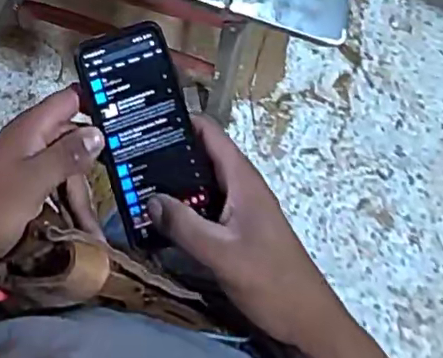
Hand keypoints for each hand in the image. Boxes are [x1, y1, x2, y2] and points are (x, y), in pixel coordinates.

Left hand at [0, 87, 102, 260]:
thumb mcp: (35, 181)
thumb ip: (67, 155)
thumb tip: (98, 133)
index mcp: (34, 127)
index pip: (71, 99)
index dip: (95, 102)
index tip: (122, 118)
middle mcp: (32, 138)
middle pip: (73, 139)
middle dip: (91, 167)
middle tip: (109, 194)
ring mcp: (26, 162)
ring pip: (65, 168)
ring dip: (78, 196)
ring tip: (90, 232)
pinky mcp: (22, 185)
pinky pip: (53, 186)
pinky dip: (65, 204)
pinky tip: (74, 229)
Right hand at [148, 116, 381, 356]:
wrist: (308, 322)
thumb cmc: (270, 279)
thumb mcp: (222, 253)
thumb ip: (185, 226)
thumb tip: (150, 199)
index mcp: (241, 177)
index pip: (209, 132)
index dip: (181, 120)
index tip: (148, 121)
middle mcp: (241, 185)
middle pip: (202, 155)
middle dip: (171, 153)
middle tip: (134, 156)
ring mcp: (241, 207)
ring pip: (203, 183)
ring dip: (177, 184)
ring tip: (141, 185)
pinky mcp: (238, 229)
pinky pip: (207, 207)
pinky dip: (186, 207)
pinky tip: (164, 220)